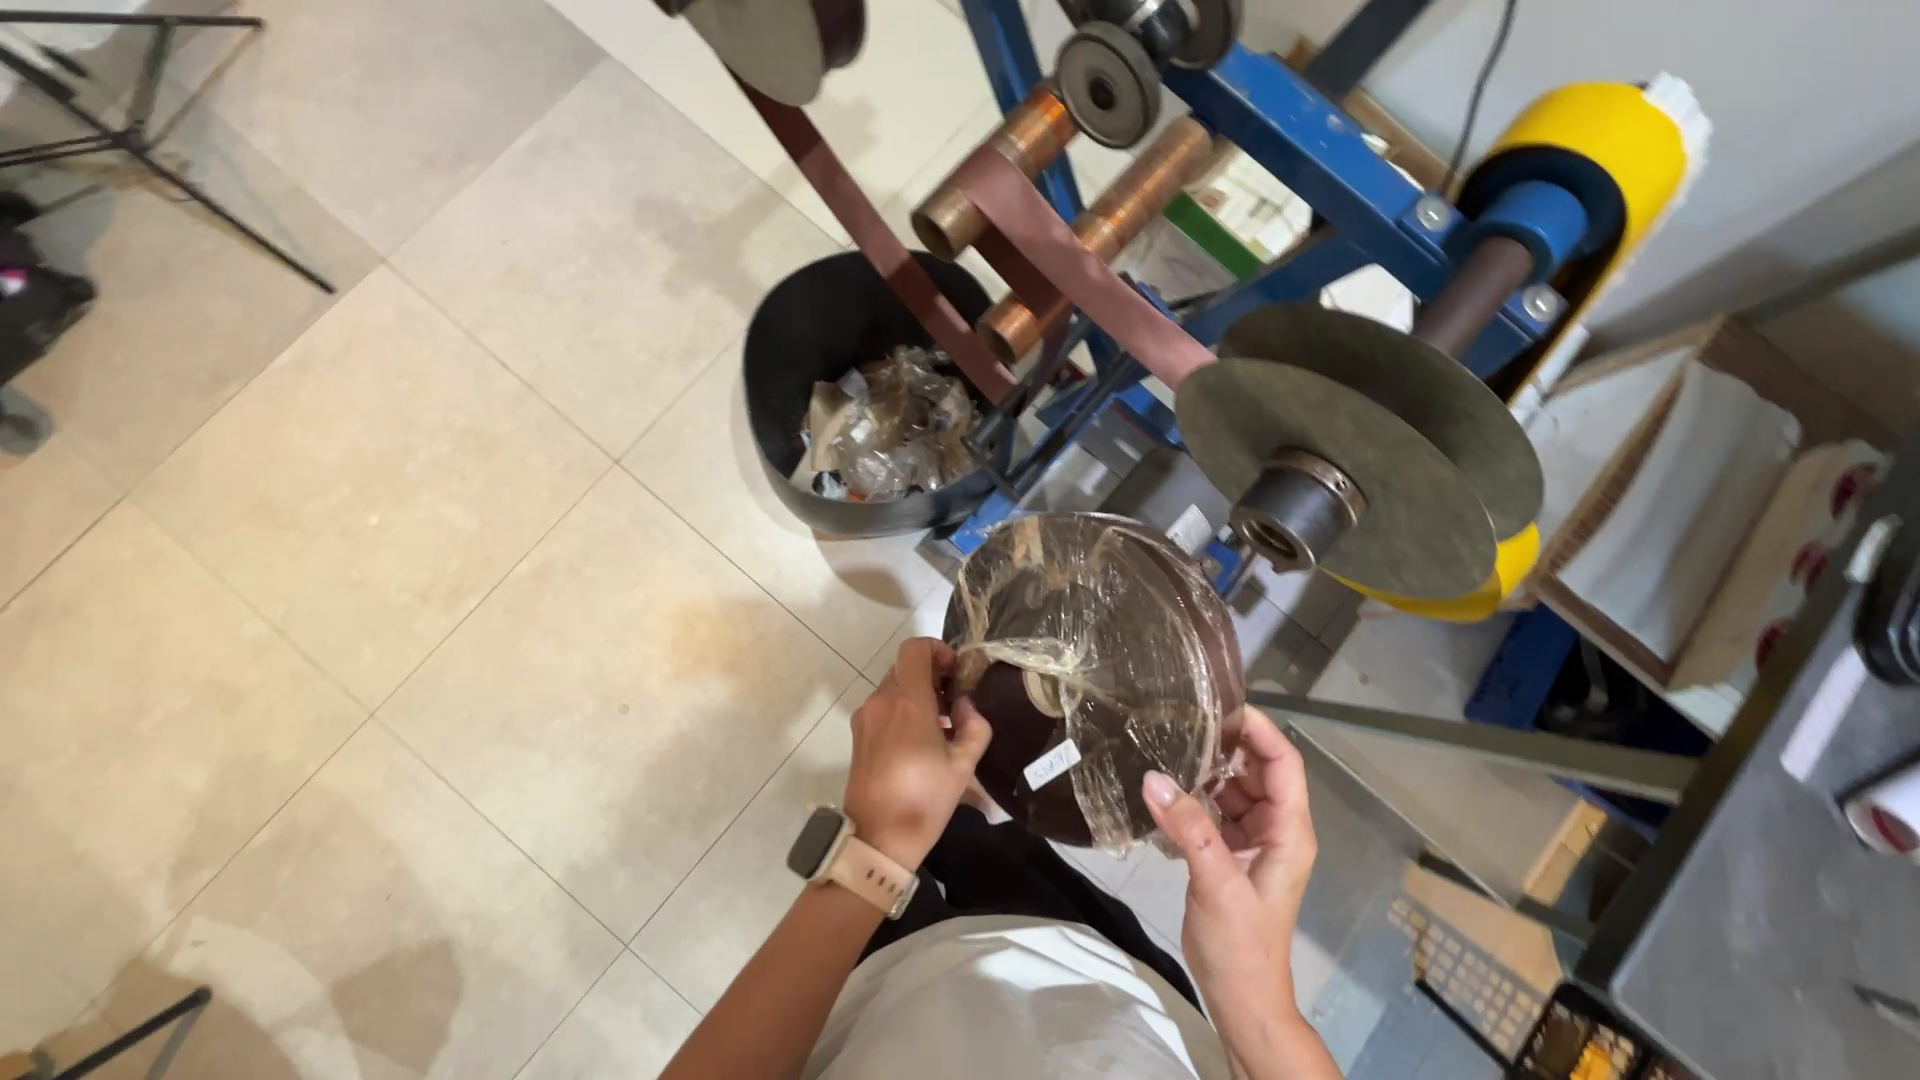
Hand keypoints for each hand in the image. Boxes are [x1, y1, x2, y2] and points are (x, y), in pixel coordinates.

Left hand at [843, 638, 992, 868]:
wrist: (877, 839)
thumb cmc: (924, 800)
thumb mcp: (964, 766)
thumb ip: (974, 727)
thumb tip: (966, 706)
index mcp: (907, 701)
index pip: (915, 649)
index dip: (938, 650)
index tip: (956, 673)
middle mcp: (881, 701)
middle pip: (905, 667)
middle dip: (932, 676)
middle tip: (955, 702)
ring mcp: (865, 718)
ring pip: (893, 688)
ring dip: (917, 695)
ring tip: (941, 726)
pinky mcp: (858, 736)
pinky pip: (883, 708)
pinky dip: (903, 711)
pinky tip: (920, 743)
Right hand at [1142, 707, 1316, 1023]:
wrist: (1241, 997)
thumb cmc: (1241, 944)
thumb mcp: (1215, 883)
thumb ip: (1188, 828)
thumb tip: (1153, 777)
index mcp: (1289, 831)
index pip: (1284, 763)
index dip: (1260, 730)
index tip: (1222, 706)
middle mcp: (1276, 829)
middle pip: (1259, 770)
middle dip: (1228, 744)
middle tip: (1184, 720)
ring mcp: (1255, 841)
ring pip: (1235, 788)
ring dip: (1208, 769)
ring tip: (1170, 745)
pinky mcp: (1231, 854)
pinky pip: (1217, 810)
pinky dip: (1196, 796)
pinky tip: (1167, 788)